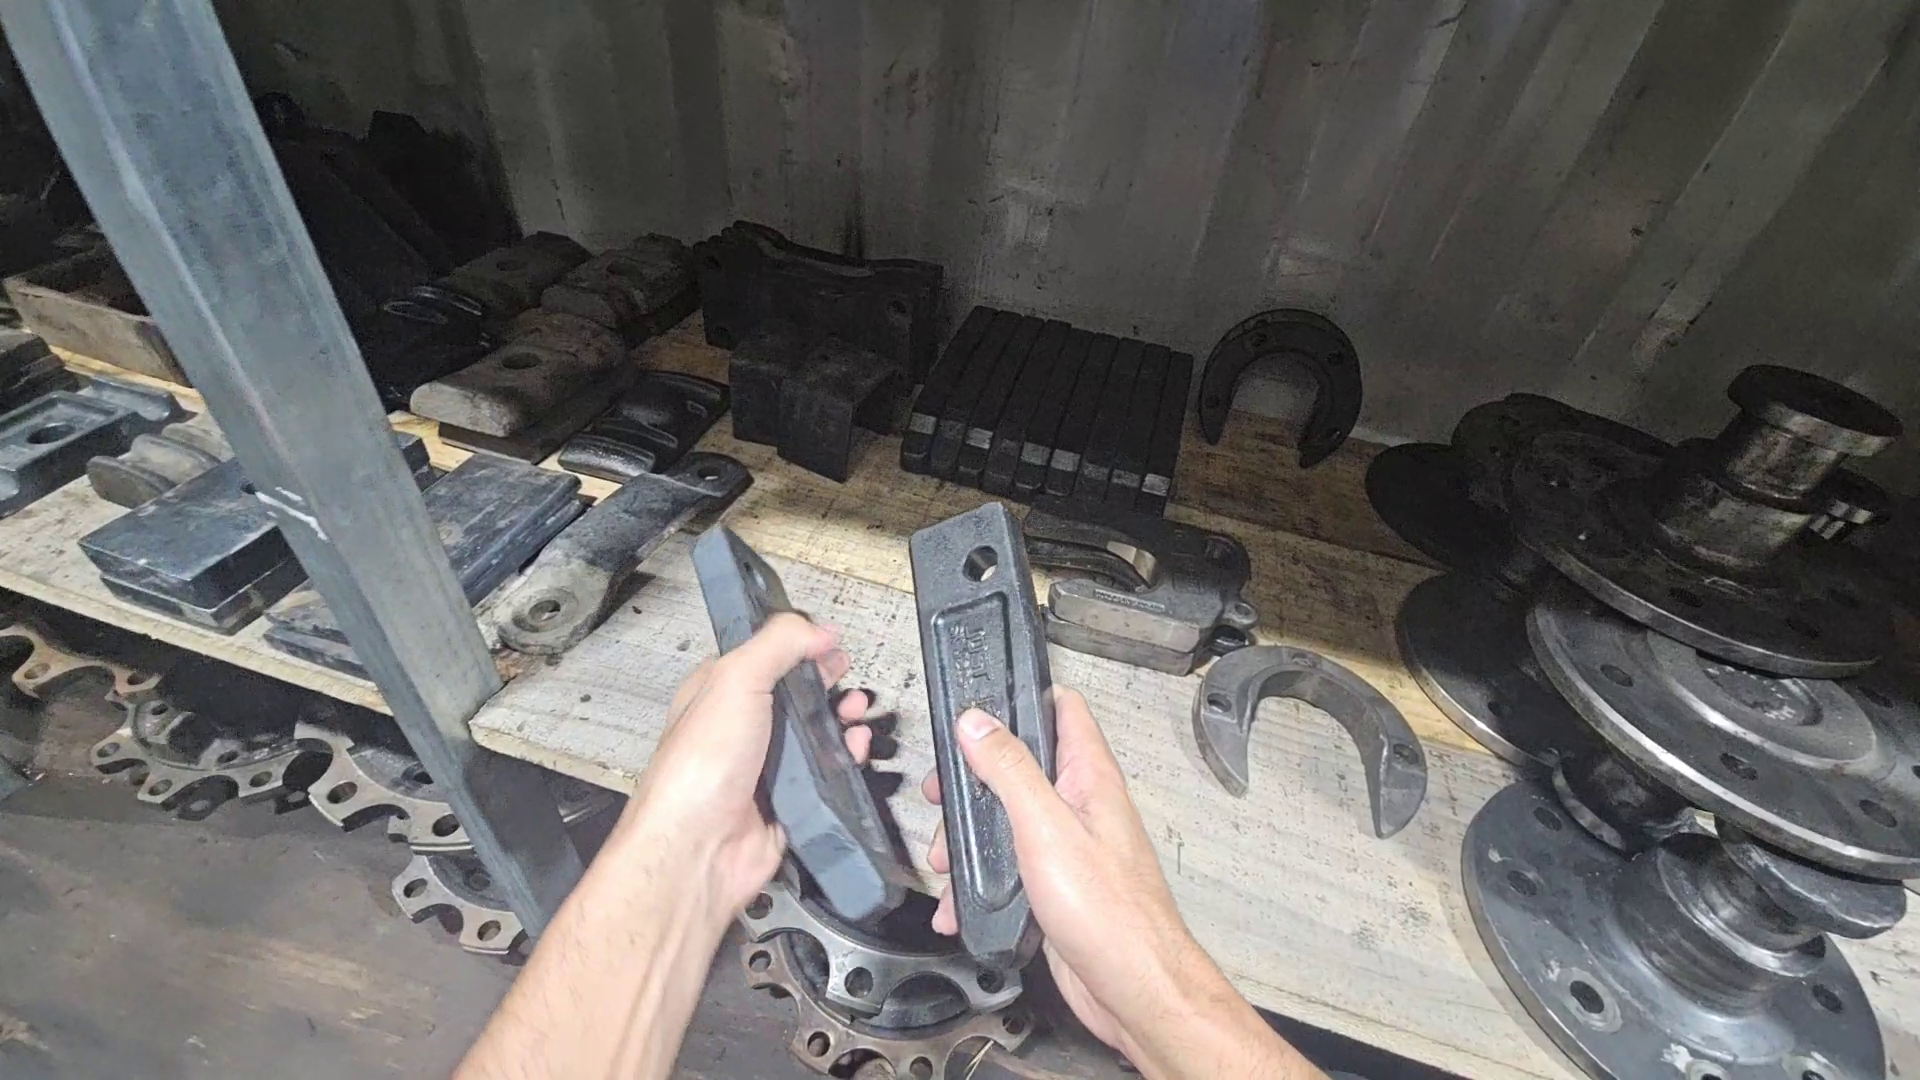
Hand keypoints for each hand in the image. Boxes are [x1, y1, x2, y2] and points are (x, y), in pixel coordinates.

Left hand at [622, 612, 871, 916]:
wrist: (698, 850)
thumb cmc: (697, 770)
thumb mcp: (736, 680)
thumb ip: (779, 644)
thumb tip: (818, 629)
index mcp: (719, 692)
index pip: (764, 654)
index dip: (797, 644)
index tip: (826, 639)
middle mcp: (741, 726)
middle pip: (795, 691)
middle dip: (826, 679)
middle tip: (844, 672)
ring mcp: (764, 764)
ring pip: (814, 731)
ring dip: (841, 716)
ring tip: (855, 709)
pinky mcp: (787, 797)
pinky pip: (825, 771)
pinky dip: (846, 757)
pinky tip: (854, 747)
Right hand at [922, 689, 1321, 1079]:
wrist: (1131, 990)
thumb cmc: (1106, 909)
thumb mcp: (1045, 825)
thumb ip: (1010, 769)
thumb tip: (978, 721)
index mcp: (1088, 774)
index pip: (1064, 708)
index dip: (1025, 693)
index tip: (983, 697)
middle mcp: (1079, 801)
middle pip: (1021, 762)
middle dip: (975, 775)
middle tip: (942, 789)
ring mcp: (1066, 841)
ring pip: (1007, 816)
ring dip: (969, 834)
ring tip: (941, 857)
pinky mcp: (1052, 881)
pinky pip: (1007, 863)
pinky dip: (978, 877)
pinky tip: (956, 900)